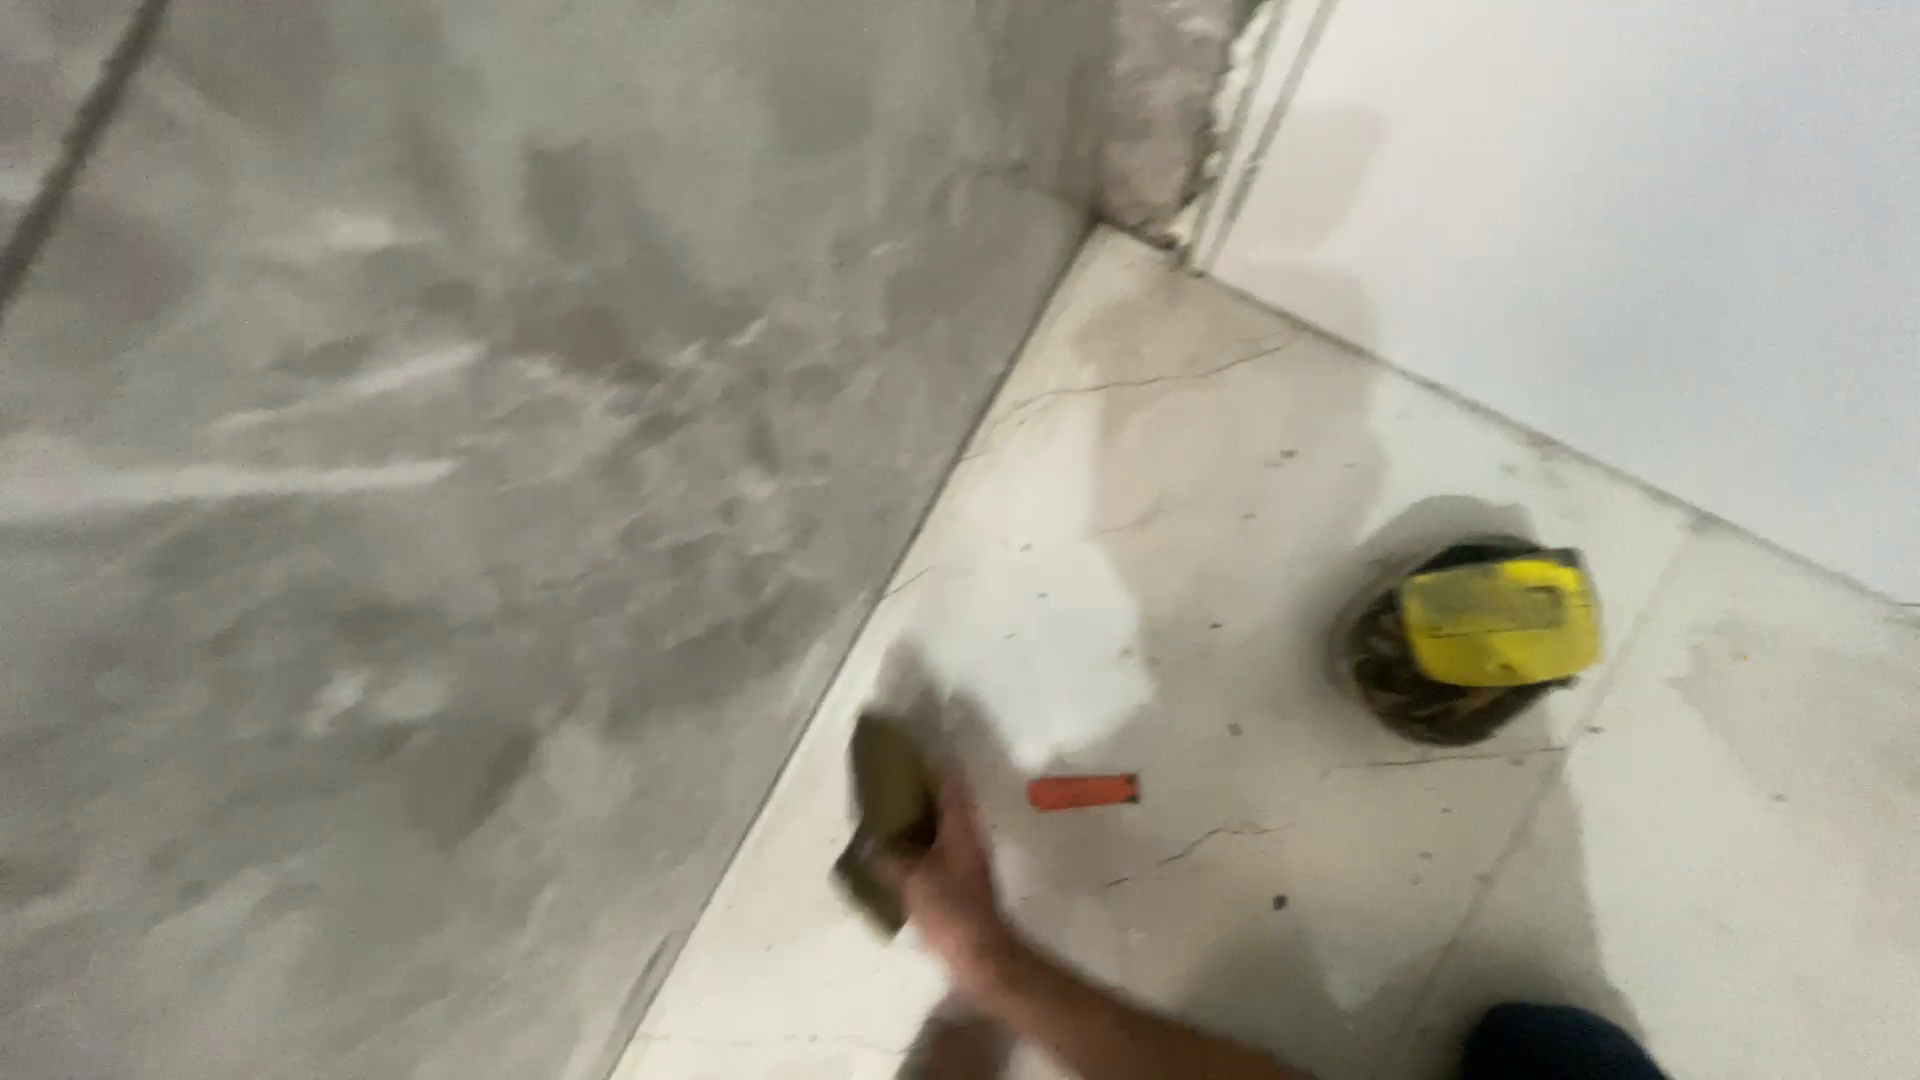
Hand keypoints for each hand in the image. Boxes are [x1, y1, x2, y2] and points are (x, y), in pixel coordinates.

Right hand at [879, 773, 1020, 998]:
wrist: (981, 953)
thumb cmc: (950, 909)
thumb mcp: (912, 881)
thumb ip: (890, 859)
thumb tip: (871, 844)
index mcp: (960, 827)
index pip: (951, 784)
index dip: (937, 766)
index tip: (918, 752)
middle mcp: (970, 836)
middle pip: (952, 802)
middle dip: (929, 789)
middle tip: (901, 780)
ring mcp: (971, 858)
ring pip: (949, 824)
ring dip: (929, 814)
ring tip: (899, 811)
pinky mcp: (966, 879)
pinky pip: (945, 846)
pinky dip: (928, 839)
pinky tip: (907, 850)